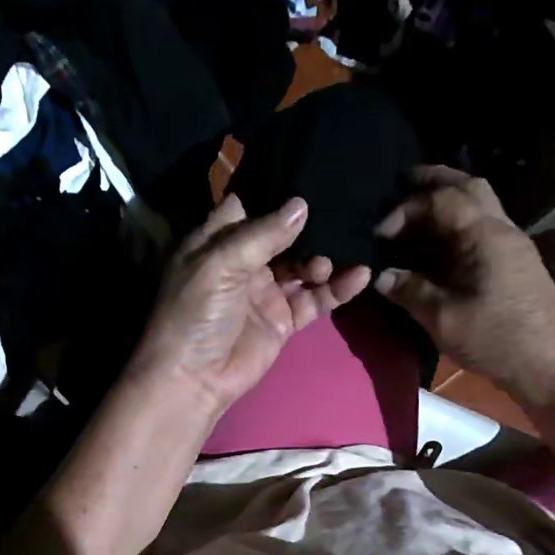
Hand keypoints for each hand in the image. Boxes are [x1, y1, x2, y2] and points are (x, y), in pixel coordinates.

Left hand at [131, 194, 371, 414]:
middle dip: (309, 227)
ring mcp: (266, 292)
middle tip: (338, 216)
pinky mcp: (284, 320)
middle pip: (283, 237)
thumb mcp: (221, 264)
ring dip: (323, 259)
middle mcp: (243, 263)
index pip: (248, 208)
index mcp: (218, 242)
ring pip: (303, 267)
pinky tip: (360, 276)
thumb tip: (302, 205)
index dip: (273, 195)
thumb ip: (263, 234)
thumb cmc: (197, 313)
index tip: (309, 175)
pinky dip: (337, 289)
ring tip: (337, 256)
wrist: (194, 379)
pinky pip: (315, 299)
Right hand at [374, 166, 554, 402]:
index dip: (406, 208)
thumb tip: (383, 276)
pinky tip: (440, 245)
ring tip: (417, 213)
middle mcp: (502, 229)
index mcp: (485, 235)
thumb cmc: (498, 339)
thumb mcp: (445, 319)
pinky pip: (483, 228)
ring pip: (480, 205)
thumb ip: (412, 292)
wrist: (552, 365)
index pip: (442, 200)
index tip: (380, 232)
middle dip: (435, 181)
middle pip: (469, 187)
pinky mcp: (516, 265)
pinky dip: (458, 225)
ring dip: (449, 201)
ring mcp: (513, 246)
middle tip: (403, 185)